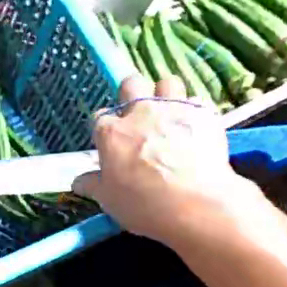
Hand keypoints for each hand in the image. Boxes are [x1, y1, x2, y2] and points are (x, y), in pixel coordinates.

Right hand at [71, 74, 269, 247]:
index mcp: (111, 133)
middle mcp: (141, 113)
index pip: (100, 117)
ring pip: (167, 82)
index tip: (109, 141)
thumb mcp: (107, 199)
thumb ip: (93, 184)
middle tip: (135, 115)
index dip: (104, 128)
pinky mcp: (205, 114)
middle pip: (131, 83)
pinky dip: (192, 111)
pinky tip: (192, 128)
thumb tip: (80, 182)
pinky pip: (196, 101)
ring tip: (166, 114)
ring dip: (164, 93)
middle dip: (130, 93)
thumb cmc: (143, 203)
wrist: (197, 204)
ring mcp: (175, 109)